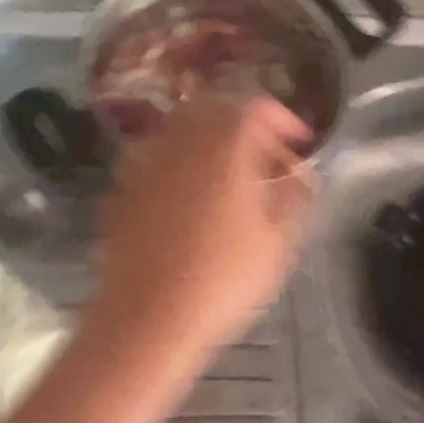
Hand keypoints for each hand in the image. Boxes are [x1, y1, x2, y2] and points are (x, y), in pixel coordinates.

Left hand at [90, 95, 314, 353]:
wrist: (146, 318)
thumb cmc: (221, 281)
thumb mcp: (278, 242)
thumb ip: (295, 194)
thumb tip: (301, 171)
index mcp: (223, 145)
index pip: (255, 105)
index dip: (282, 118)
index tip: (299, 142)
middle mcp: (179, 141)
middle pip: (213, 109)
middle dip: (243, 125)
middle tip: (266, 158)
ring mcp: (144, 163)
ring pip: (180, 131)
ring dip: (209, 142)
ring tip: (231, 178)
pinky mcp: (122, 188)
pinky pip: (157, 160)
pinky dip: (180, 165)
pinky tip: (191, 200)